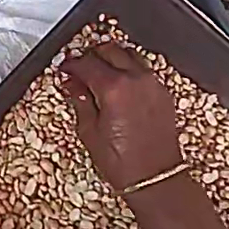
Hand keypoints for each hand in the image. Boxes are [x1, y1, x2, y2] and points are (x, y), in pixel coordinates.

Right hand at [59, 43, 184, 191]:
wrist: (155, 178)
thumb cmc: (123, 163)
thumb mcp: (89, 132)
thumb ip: (80, 101)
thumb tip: (72, 85)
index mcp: (114, 88)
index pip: (87, 63)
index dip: (71, 64)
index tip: (64, 69)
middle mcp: (136, 80)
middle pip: (110, 50)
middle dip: (91, 55)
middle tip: (79, 67)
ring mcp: (153, 84)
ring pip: (129, 55)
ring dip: (112, 58)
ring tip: (99, 72)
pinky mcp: (163, 93)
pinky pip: (144, 70)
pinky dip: (129, 69)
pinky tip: (119, 84)